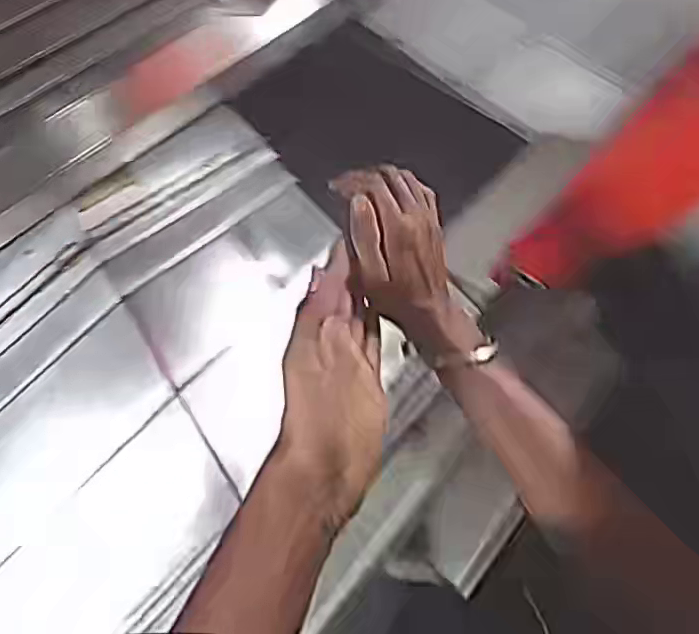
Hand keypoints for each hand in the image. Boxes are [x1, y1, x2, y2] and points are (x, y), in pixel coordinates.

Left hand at [270, 240, 385, 531]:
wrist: (327, 469)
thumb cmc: (316, 414)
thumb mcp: (312, 354)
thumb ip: (317, 312)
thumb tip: (320, 273)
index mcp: (316, 327)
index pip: (332, 281)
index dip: (343, 257)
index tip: (357, 229)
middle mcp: (333, 337)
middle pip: (347, 293)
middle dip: (358, 266)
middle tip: (377, 236)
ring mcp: (351, 357)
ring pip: (361, 311)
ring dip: (370, 288)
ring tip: (385, 261)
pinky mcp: (370, 376)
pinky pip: (374, 337)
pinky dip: (379, 319)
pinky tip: (386, 305)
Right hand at [331, 165, 482, 361]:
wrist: (430, 310)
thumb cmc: (397, 299)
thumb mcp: (369, 275)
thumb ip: (362, 235)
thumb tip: (356, 203)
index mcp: (398, 227)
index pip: (373, 185)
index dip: (350, 181)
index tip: (336, 187)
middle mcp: (416, 217)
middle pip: (388, 176)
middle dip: (362, 175)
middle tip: (346, 184)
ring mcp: (427, 217)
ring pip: (405, 178)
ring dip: (381, 176)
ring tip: (363, 184)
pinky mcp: (433, 221)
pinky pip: (420, 188)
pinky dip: (402, 182)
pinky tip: (391, 189)